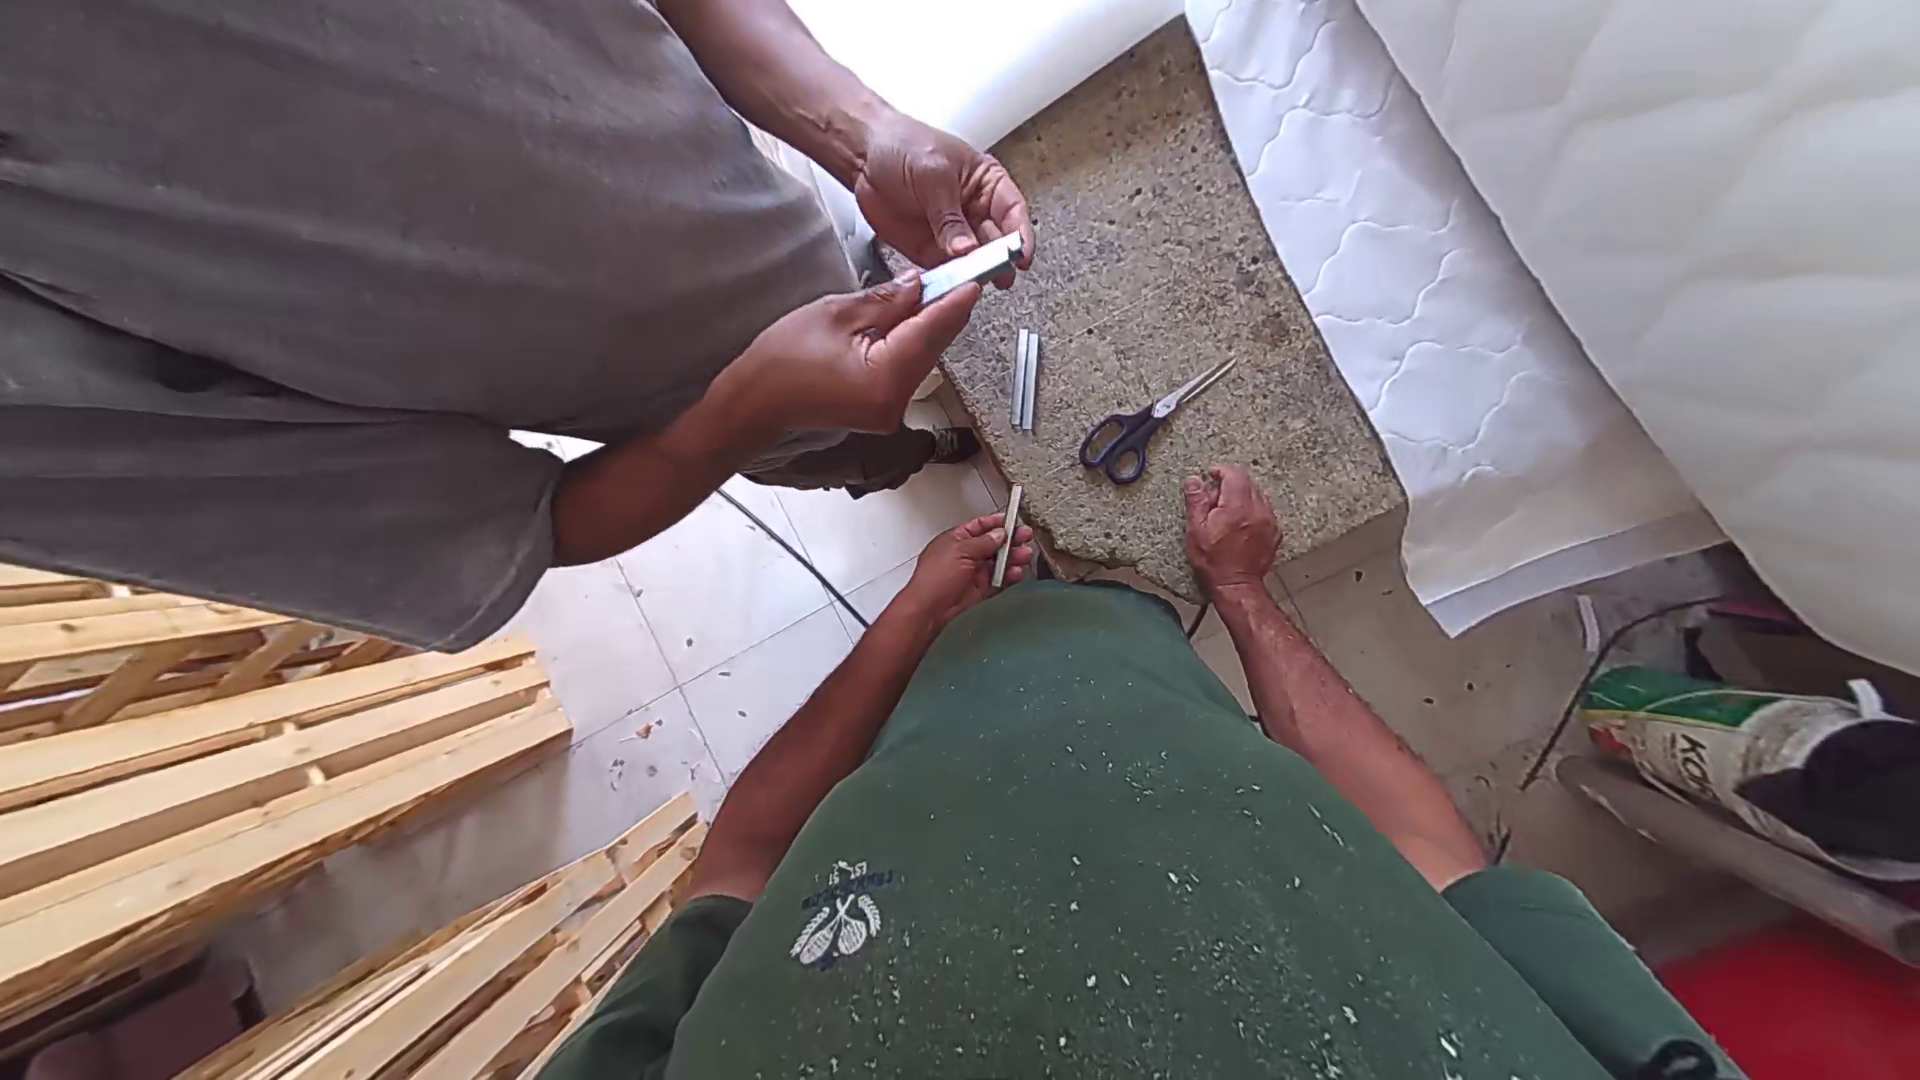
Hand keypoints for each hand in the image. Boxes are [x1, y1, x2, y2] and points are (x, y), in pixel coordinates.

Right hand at [716, 271, 979, 436]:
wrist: (759, 401)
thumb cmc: (782, 363)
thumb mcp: (836, 313)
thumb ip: (885, 301)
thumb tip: (918, 286)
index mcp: (882, 379)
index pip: (931, 332)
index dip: (954, 303)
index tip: (973, 282)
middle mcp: (893, 402)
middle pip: (932, 348)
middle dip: (943, 312)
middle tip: (953, 279)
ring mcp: (889, 412)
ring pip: (922, 360)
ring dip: (927, 328)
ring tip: (928, 295)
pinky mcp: (883, 412)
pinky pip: (907, 373)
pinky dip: (912, 347)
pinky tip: (910, 324)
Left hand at [854, 111, 1035, 280]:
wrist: (864, 156)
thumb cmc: (903, 146)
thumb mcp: (933, 175)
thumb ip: (949, 216)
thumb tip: (965, 248)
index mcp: (986, 184)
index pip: (1013, 212)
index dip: (1020, 236)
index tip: (1020, 257)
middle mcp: (975, 213)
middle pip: (996, 244)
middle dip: (997, 262)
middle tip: (996, 275)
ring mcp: (955, 236)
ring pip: (974, 263)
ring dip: (974, 275)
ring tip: (971, 281)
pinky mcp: (933, 253)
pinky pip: (948, 273)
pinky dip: (950, 281)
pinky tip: (950, 284)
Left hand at [893, 513, 1034, 625]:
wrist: (931, 609)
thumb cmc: (934, 579)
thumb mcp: (960, 551)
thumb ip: (983, 542)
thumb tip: (998, 534)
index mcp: (955, 540)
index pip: (979, 526)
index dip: (996, 523)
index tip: (1012, 522)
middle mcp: (964, 555)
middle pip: (992, 544)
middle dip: (1009, 540)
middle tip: (1025, 537)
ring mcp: (972, 573)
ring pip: (998, 562)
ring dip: (1012, 557)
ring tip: (1024, 555)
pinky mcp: (979, 590)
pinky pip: (999, 580)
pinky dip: (1009, 576)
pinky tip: (1016, 572)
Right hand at [1183, 465, 1280, 595]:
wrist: (1236, 585)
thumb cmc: (1213, 560)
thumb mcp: (1196, 530)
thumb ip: (1196, 501)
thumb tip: (1194, 480)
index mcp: (1237, 507)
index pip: (1235, 475)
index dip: (1221, 471)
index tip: (1211, 474)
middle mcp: (1258, 511)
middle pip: (1247, 483)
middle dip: (1229, 485)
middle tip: (1213, 500)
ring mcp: (1269, 521)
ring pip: (1257, 496)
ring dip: (1241, 497)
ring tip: (1226, 514)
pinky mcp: (1274, 532)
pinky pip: (1264, 510)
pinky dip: (1252, 510)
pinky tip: (1239, 524)